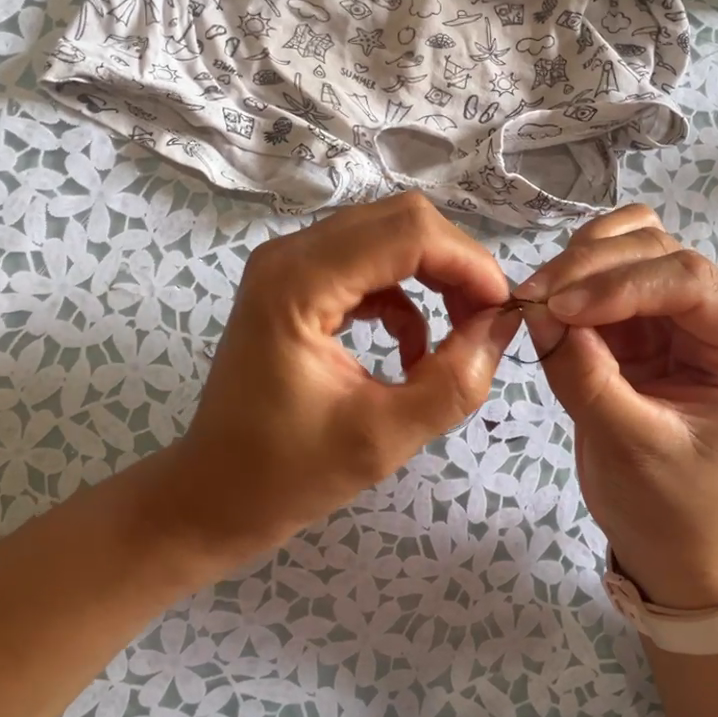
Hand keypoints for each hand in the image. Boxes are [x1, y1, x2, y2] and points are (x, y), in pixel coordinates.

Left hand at [166, 193, 522, 565]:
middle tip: (485, 322)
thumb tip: (504, 327)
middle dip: (455, 265)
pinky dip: (405, 296)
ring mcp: (289, 265)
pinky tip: (414, 349)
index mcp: (299, 283)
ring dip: (434, 277)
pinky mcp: (296, 284)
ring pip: (388, 236)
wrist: (213, 494)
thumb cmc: (286, 474)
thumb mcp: (383, 437)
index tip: (503, 312)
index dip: (468, 264)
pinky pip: (369, 264)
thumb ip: (454, 381)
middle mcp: (290, 255)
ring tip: (459, 337)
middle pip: (400, 221)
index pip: (407, 233)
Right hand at [518, 205, 717, 610]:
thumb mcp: (629, 447)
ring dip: (581, 260)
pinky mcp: (642, 319)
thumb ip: (586, 377)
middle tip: (532, 299)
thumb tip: (540, 312)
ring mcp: (679, 313)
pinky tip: (548, 298)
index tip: (560, 309)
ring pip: (633, 246)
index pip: (691, 282)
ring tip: (538, 297)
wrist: (668, 537)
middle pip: (659, 252)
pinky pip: (608, 270)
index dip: (622, 284)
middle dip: (591, 267)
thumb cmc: (667, 504)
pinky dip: (574, 272)